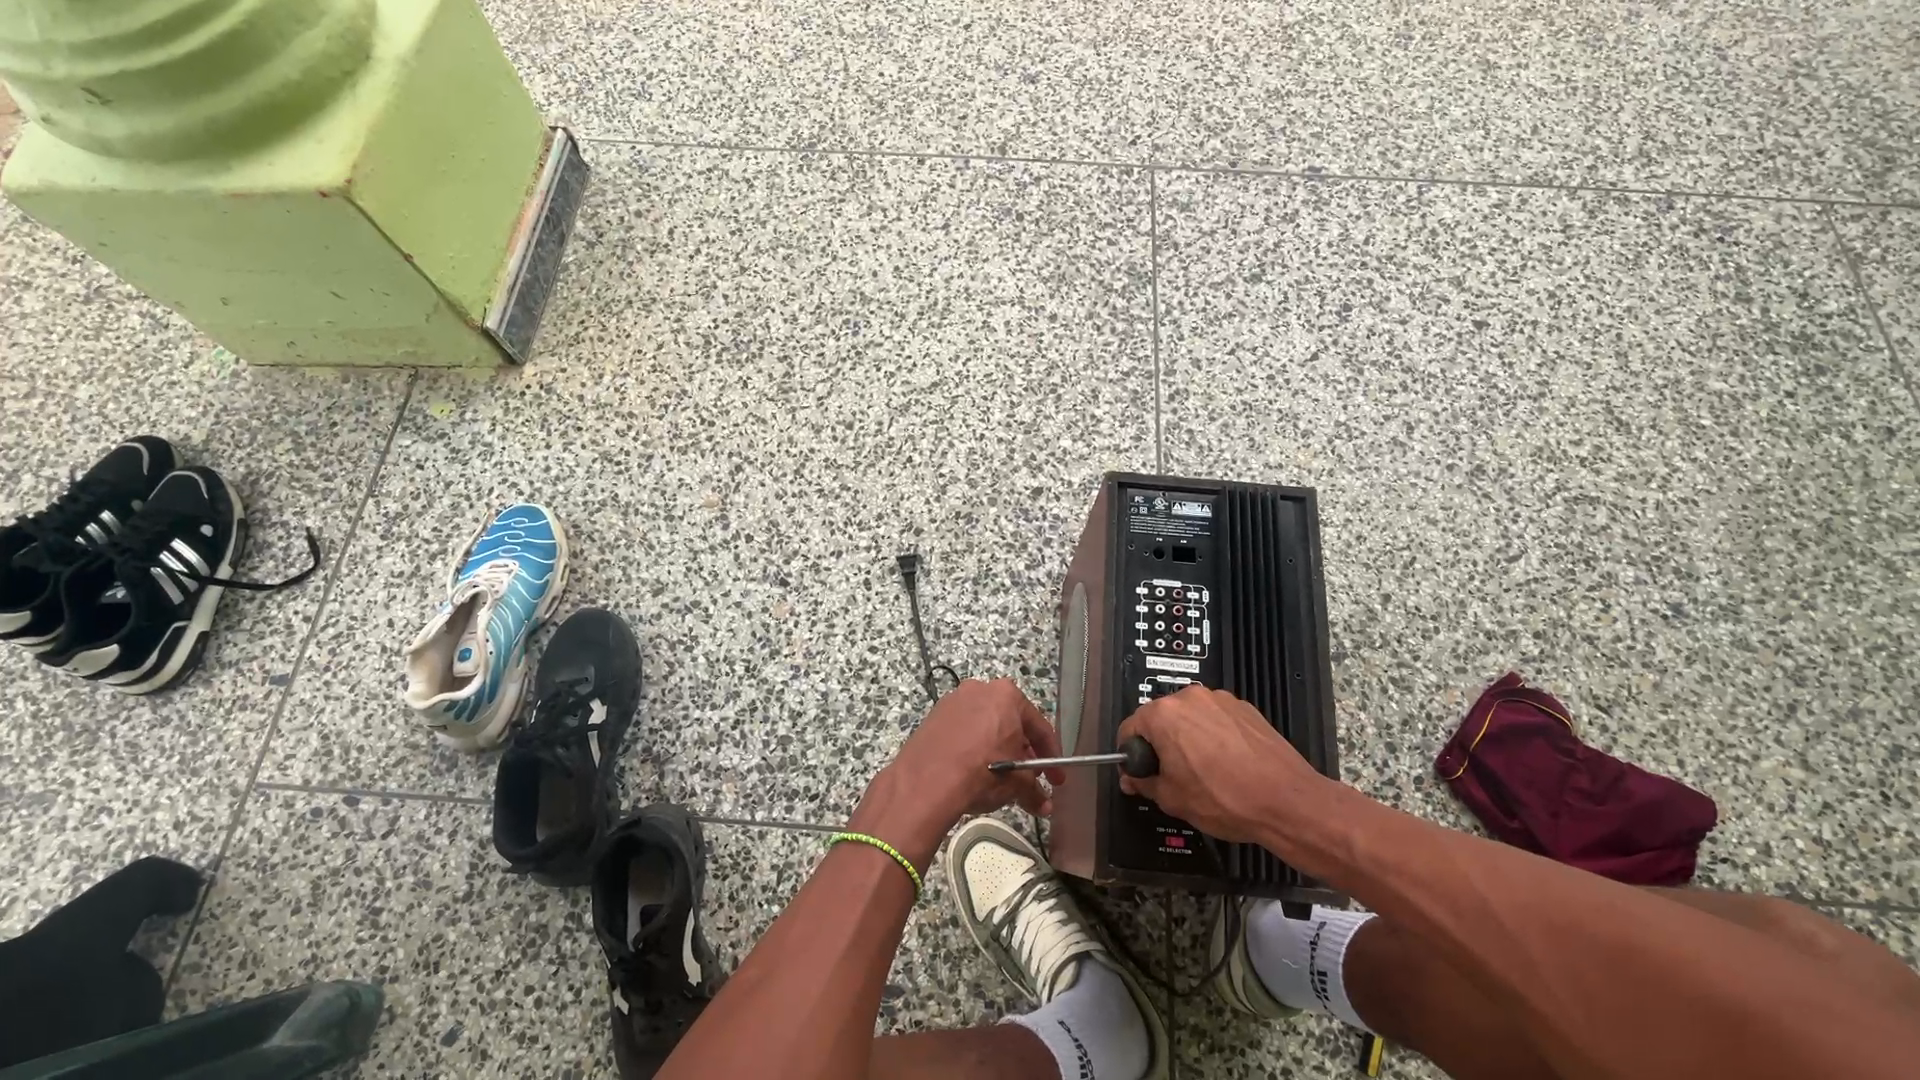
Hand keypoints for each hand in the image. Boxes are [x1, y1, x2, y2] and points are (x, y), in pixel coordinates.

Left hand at [851, 679, 1065, 865]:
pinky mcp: (933, 717)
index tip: (1056, 779)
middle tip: (1031, 779)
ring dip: (998, 751)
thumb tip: (1044, 806)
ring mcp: (954, 701)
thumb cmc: (981, 772)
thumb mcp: (1016, 783)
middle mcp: (980, 690)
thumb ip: (1034, 790)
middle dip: (1023, 753)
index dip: (1052, 756)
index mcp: (1007, 695)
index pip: (1040, 728)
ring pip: (986, 727)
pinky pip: (964, 732)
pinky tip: (975, 772)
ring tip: (1003, 779)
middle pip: (1011, 724)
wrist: (926, 782)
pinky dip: (974, 748)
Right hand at [1117, 686, 1326, 842]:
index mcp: (1164, 716)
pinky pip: (1216, 719)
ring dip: (1188, 739)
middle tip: (1169, 775)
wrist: (1287, 802)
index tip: (1138, 770)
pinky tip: (1225, 764)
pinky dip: (1214, 737)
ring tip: (1202, 772)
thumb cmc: (1229, 799)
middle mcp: (1191, 699)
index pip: (1129, 728)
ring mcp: (1221, 700)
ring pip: (1190, 718)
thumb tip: (1134, 779)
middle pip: (1160, 718)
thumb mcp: (1172, 799)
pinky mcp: (1244, 709)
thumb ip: (1144, 784)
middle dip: (1160, 745)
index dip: (1130, 753)